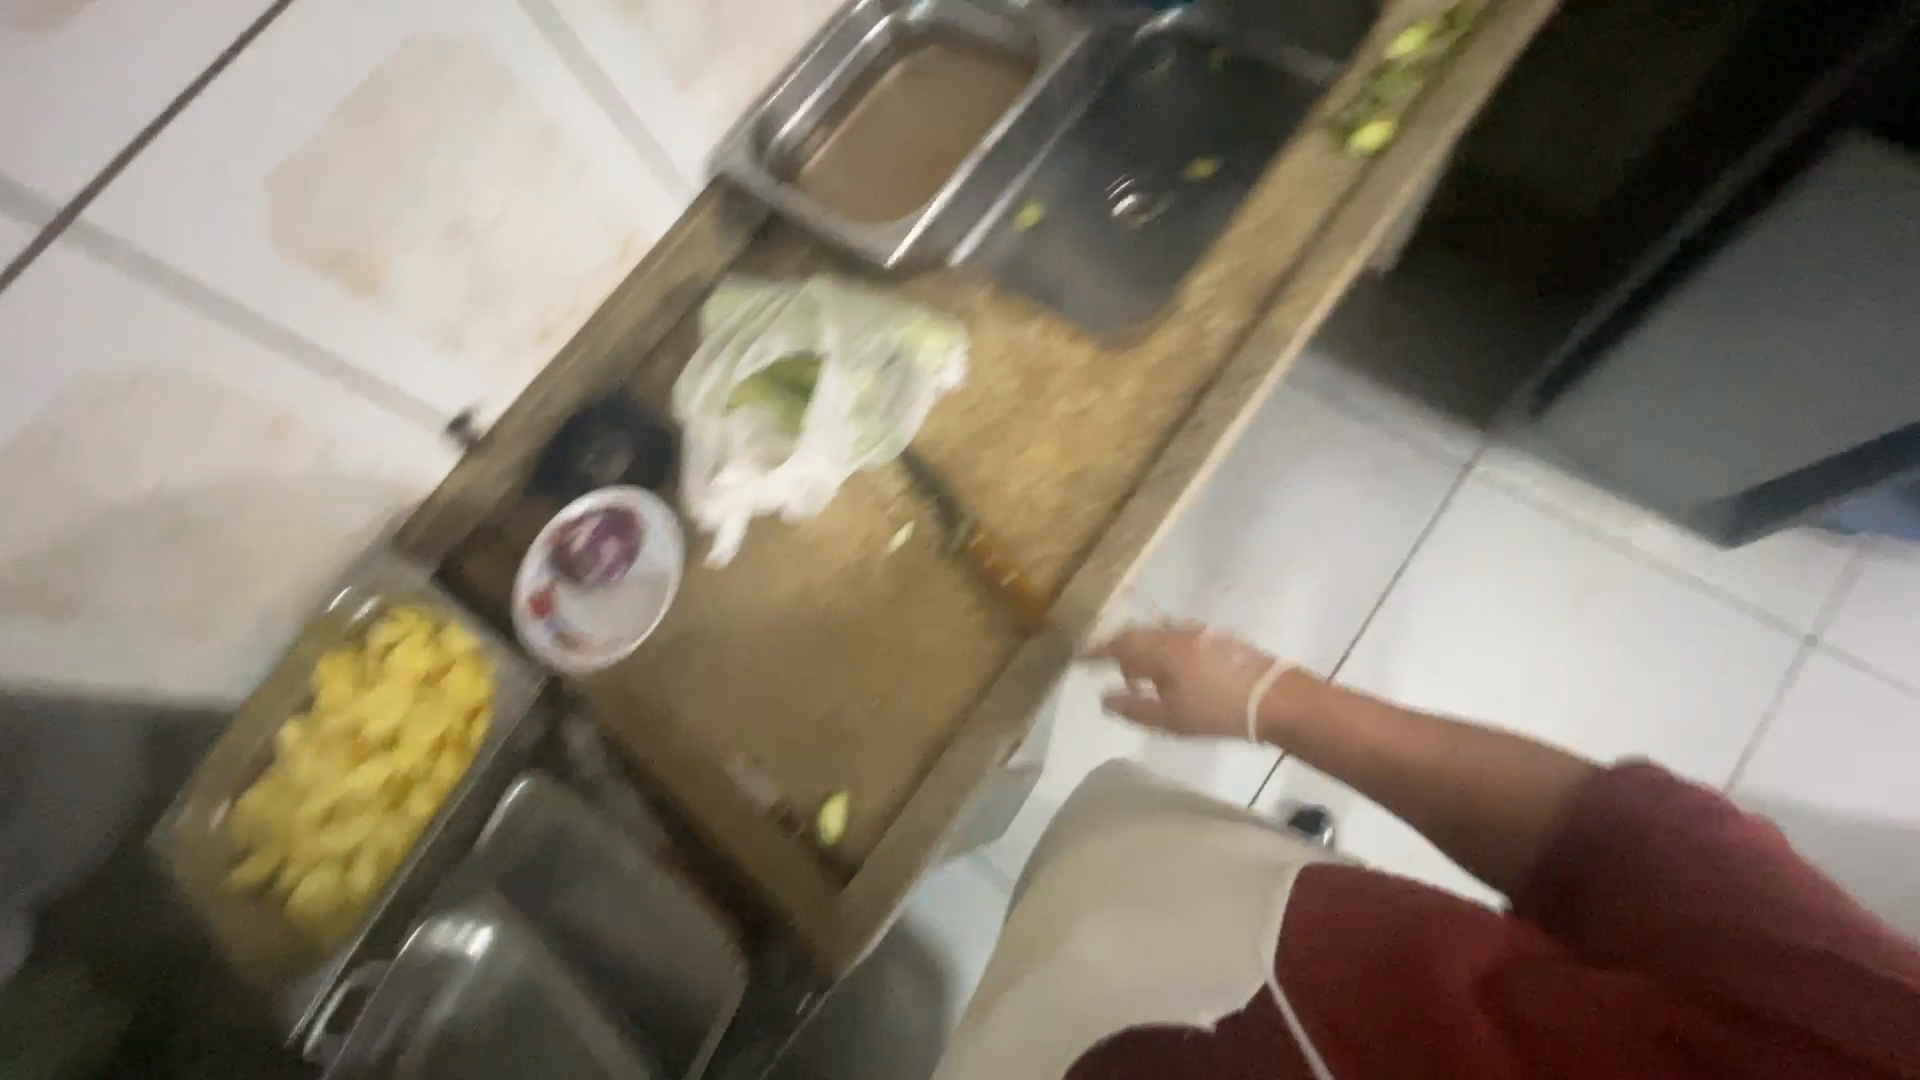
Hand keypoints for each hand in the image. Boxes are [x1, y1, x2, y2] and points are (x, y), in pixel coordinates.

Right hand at [1086, 622, 1288, 740]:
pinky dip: (1167, 650)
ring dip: (1147, 651)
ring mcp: (1200, 632)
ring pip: (1160, 635)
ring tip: (1149, 678)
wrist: (1276, 699)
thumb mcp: (1170, 719)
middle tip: (1118, 673)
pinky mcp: (1219, 638)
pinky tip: (1177, 673)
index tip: (1080, 658)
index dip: (1096, 651)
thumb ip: (1134, 708)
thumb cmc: (1217, 711)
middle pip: (1138, 634)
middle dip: (1122, 651)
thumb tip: (1104, 699)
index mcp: (1159, 649)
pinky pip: (1179, 636)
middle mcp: (1176, 632)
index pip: (1117, 644)